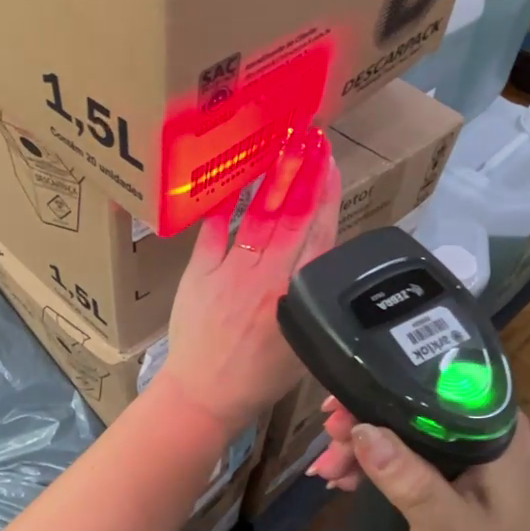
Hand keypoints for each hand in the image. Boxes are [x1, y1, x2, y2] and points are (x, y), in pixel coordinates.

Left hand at [160, 128, 340, 432]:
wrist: (206, 394)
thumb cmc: (259, 376)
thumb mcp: (303, 345)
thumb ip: (311, 300)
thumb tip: (319, 258)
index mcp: (297, 297)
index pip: (320, 235)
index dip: (327, 196)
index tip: (331, 164)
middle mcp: (266, 277)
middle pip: (291, 217)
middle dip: (303, 173)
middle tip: (312, 136)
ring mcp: (230, 272)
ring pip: (257, 217)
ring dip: (273, 179)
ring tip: (284, 146)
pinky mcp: (199, 273)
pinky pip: (213, 230)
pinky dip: (224, 203)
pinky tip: (233, 175)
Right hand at [309, 406, 529, 530]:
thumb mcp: (445, 524)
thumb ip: (407, 477)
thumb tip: (361, 429)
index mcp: (496, 425)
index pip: (430, 381)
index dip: (378, 386)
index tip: (338, 406)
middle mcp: (486, 426)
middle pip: (411, 404)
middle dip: (363, 422)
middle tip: (328, 443)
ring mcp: (473, 449)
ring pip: (405, 428)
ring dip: (364, 445)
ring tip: (328, 470)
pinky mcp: (461, 470)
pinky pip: (411, 451)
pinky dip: (379, 462)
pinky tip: (348, 478)